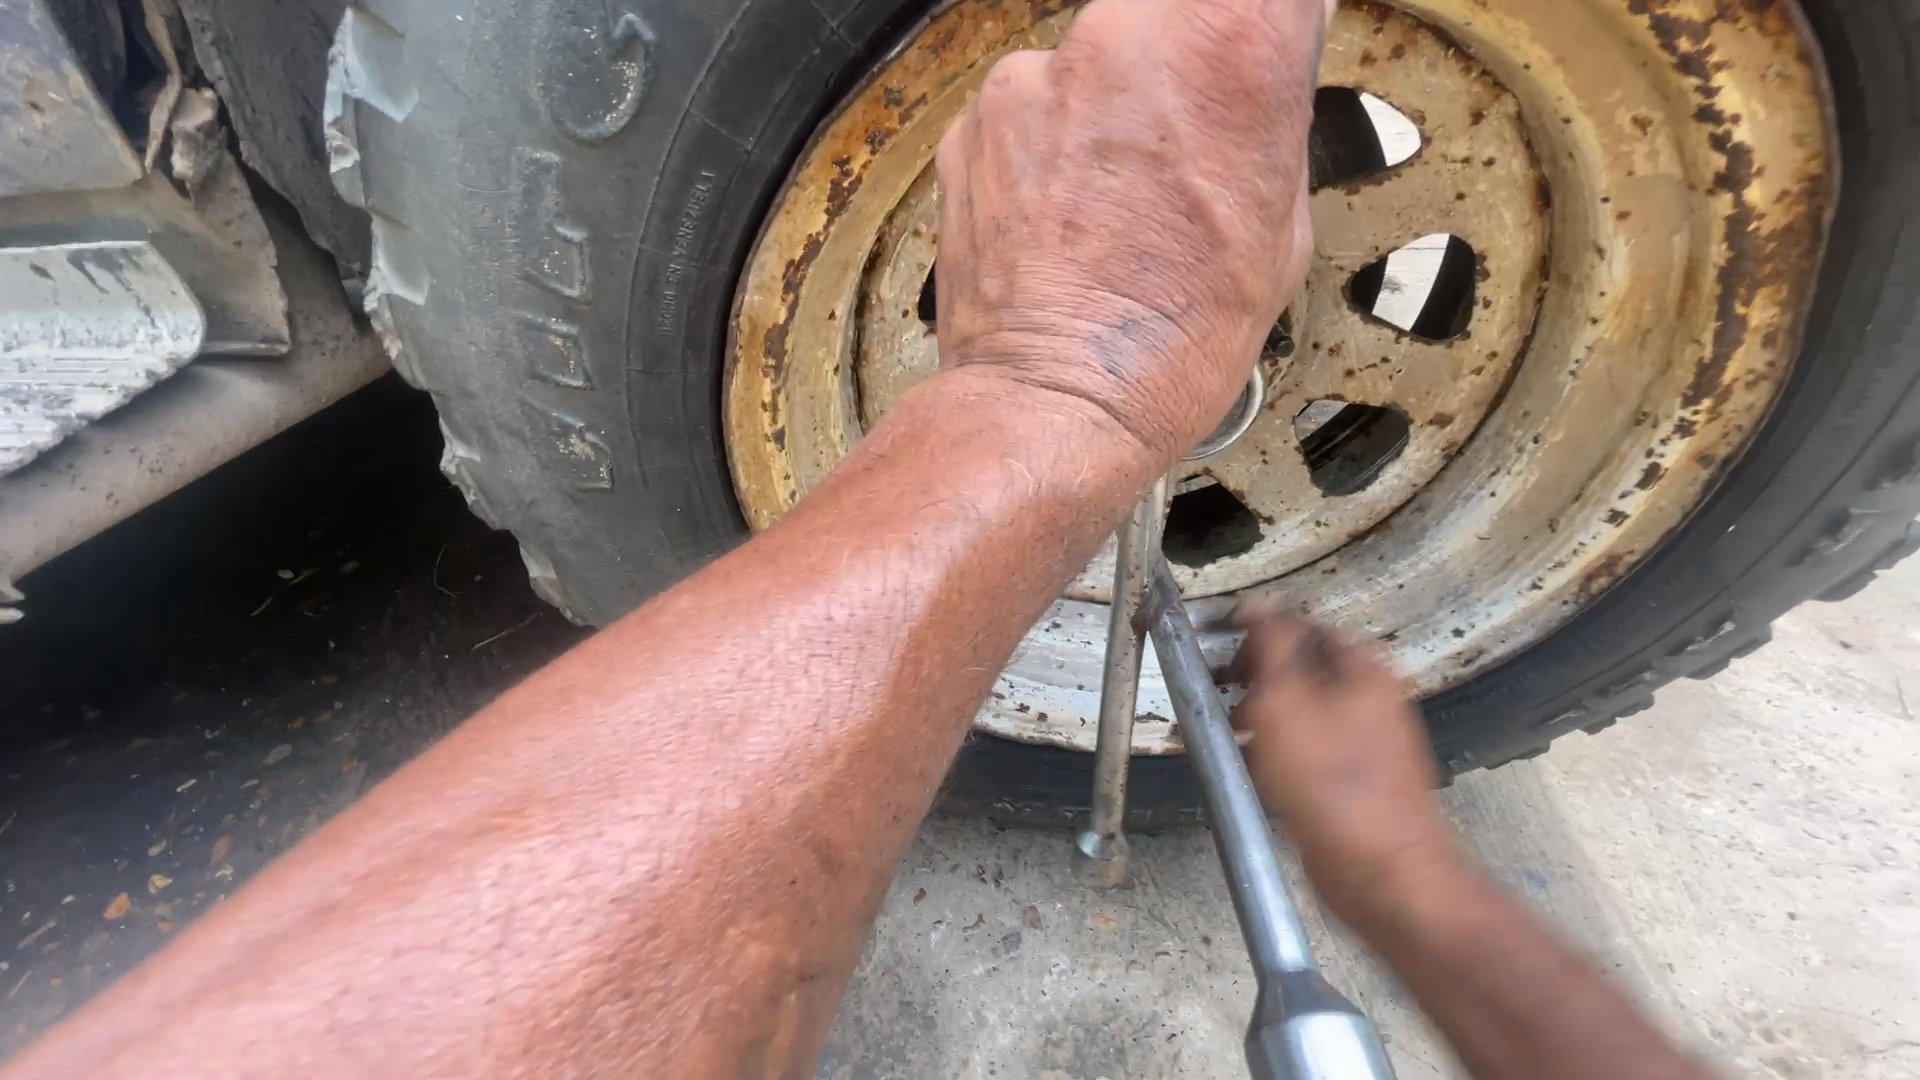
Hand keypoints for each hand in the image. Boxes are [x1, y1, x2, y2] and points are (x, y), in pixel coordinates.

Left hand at [933, 0, 1325, 463]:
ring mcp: (1031, 79)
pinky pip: (1023, 117)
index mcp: (1230, 46)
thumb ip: (1266, 132)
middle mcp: (1122, 34)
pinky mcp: (968, 129)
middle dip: (1172, 81)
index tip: (1247, 77)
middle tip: (1173, 164)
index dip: (1255, 41)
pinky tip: (1055, 225)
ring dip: (1100, 120)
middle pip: (1163, 19)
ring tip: (1104, 214)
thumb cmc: (1164, 350)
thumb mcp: (1278, 238)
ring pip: (1086, 70)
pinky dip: (1040, 156)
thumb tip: (1249, 102)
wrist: (1051, 408)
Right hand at [1230, 606, 1465, 924]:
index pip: (1295, 622)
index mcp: (1361, 666)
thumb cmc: (1338, 789)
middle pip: (1294, 664)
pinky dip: (1272, 748)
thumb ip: (1271, 643)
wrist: (1379, 870)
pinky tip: (1253, 767)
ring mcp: (1360, 737)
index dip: (1250, 629)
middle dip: (1250, 674)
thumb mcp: (1286, 699)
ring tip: (1230, 729)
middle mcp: (1367, 696)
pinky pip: (1301, 745)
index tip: (1217, 639)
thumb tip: (1258, 606)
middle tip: (1219, 685)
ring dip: (1257, 713)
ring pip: (1294, 706)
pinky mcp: (1347, 774)